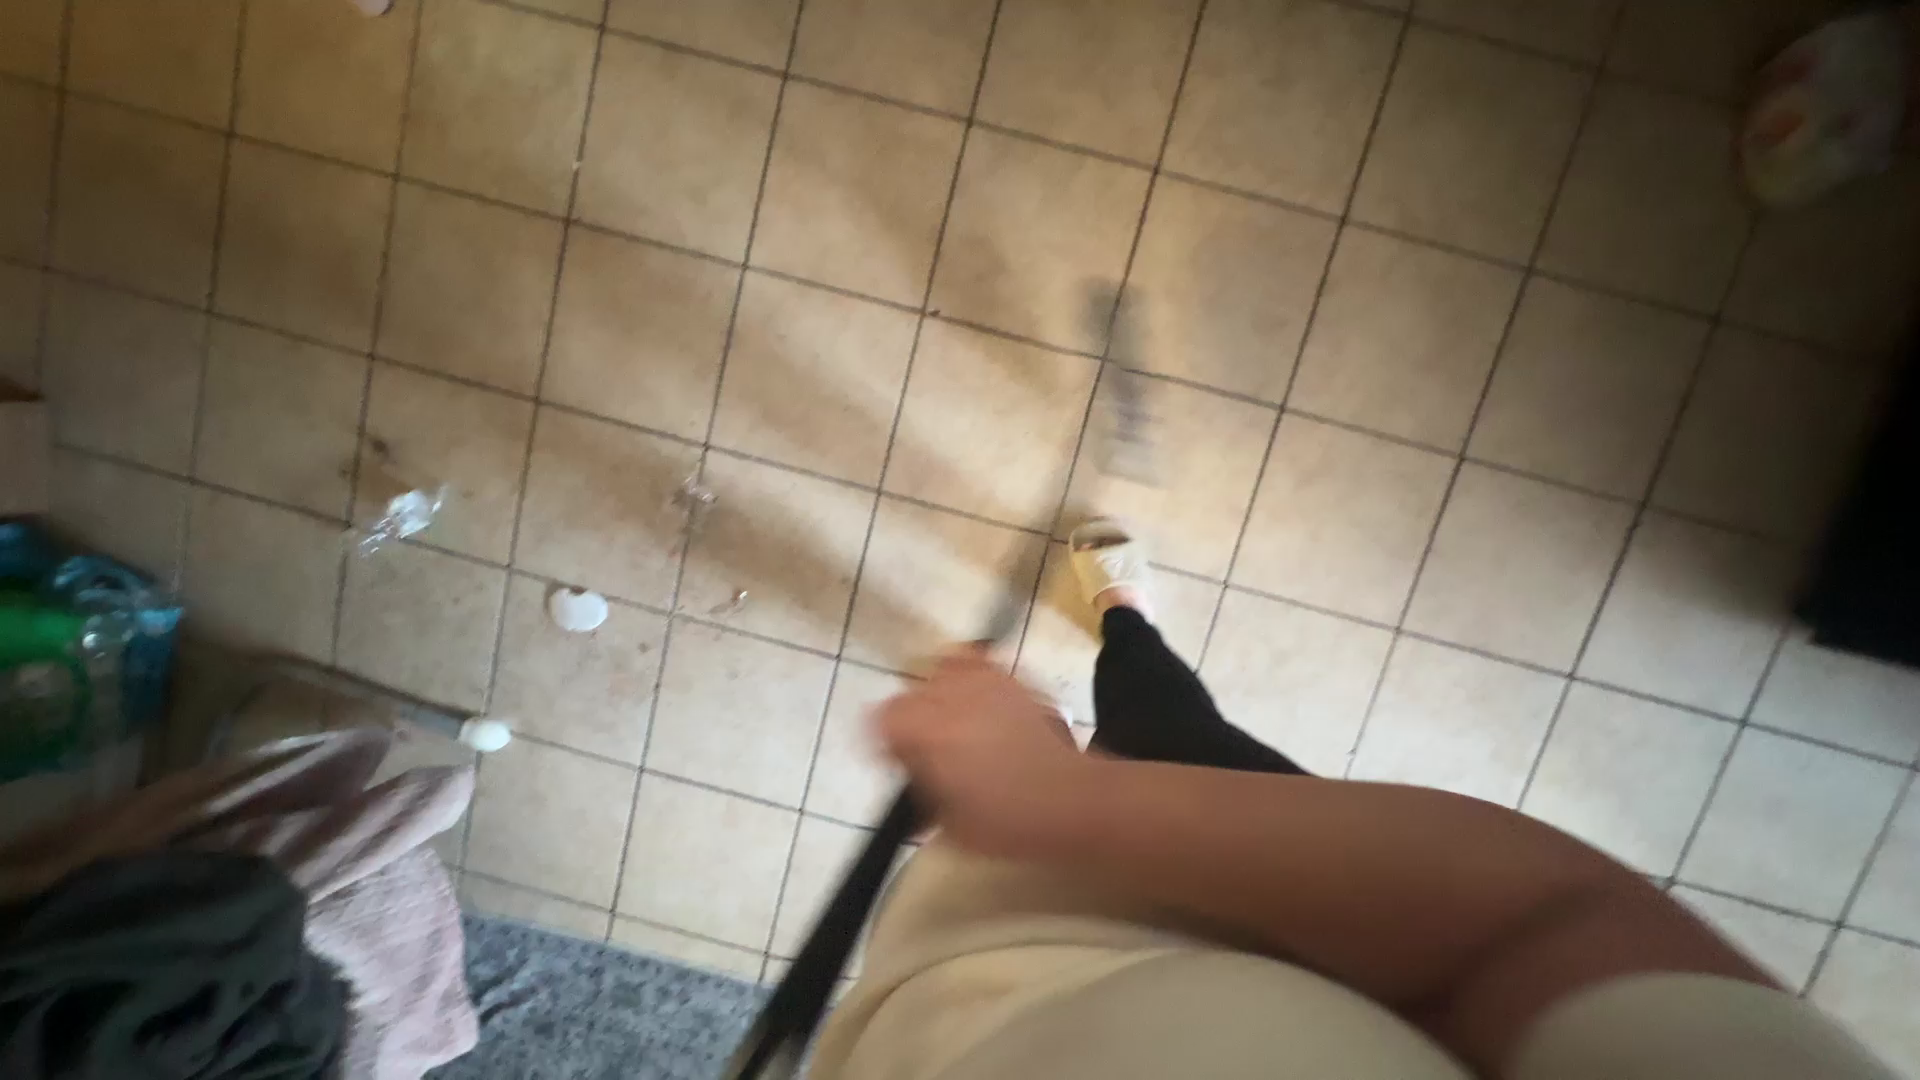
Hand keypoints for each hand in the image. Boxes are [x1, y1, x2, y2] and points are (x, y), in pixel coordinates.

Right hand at [871, 650, 1092, 858]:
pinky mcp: (1011, 679)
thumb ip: (920, 793)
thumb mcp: (949, 823)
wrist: (1071, 800)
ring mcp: (983, 683)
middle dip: (909, 722)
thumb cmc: (1007, 821)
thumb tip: (911, 782)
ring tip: (951, 723)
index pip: (881, 718)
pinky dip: (966, 673)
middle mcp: (950, 698)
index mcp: (927, 733)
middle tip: (925, 753)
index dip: (885, 743)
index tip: (898, 764)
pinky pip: (975, 660)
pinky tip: (973, 695)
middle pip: (908, 695)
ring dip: (936, 697)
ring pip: (938, 673)